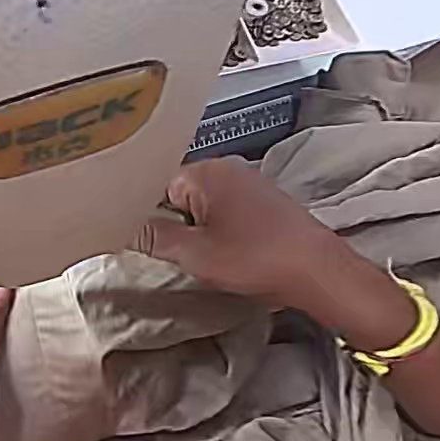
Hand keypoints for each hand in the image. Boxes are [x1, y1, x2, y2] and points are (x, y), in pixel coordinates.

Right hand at [133, 158, 352, 306]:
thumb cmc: (255, 259)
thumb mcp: (194, 254)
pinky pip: (223, 209)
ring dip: (194, 227)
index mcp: (205, 172)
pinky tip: (223, 250)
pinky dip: (216, 227)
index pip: (155, 186)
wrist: (318, 272)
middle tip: (170, 251)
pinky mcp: (263, 200)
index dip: (144, 214)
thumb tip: (121, 227)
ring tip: (197, 253)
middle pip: (177, 193)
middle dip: (171, 221)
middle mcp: (226, 168)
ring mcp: (248, 182)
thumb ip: (153, 237)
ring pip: (200, 203)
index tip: (139, 238)